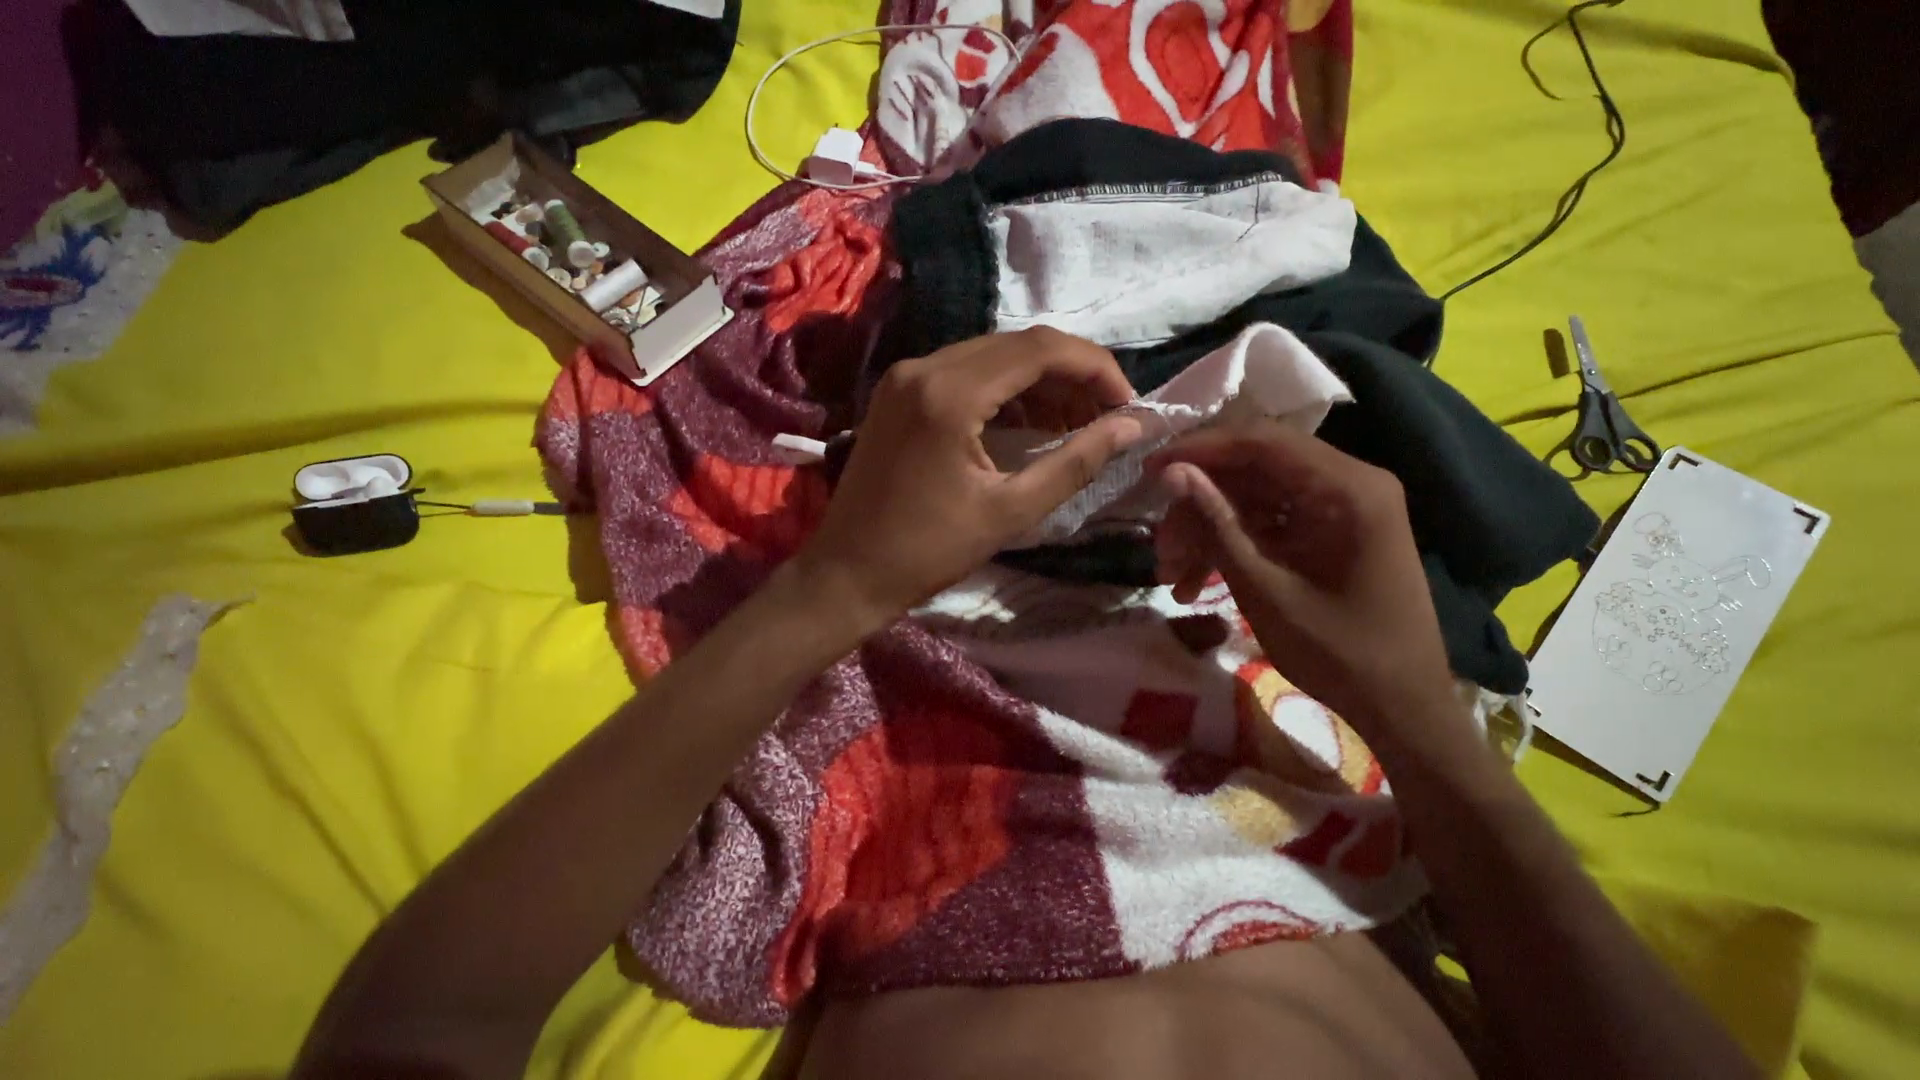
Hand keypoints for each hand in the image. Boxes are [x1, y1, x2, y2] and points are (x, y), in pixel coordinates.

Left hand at [795, 328, 1142, 631]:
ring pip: (992, 355)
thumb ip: (1075, 462)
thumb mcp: (1011, 510)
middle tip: (1107, 415)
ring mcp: (905, 376)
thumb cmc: (929, 551)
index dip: (1095, 368)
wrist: (848, 573)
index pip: (1041, 349)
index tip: (1128, 404)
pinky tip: (1029, 424)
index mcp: (949, 393)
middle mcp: (924, 368)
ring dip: (1039, 382)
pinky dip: (1004, 390)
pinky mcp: (897, 391)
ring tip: (1075, 424)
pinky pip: (964, 371)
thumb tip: (1132, 427)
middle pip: (1018, 344)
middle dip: (1071, 374)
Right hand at [1147, 422, 1457, 736]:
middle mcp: (1349, 483)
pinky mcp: (1332, 534)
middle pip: (1254, 469)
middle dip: (1198, 505)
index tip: (1148, 472)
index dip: (1199, 450)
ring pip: (1256, 498)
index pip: (1261, 441)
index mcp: (1347, 487)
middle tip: (1160, 550)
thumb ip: (1217, 526)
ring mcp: (1342, 509)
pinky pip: (1272, 523)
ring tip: (1172, 578)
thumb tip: (1172, 473)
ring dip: (1209, 532)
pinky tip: (1197, 585)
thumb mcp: (1266, 591)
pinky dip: (1233, 547)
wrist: (1404, 709)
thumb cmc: (1341, 653)